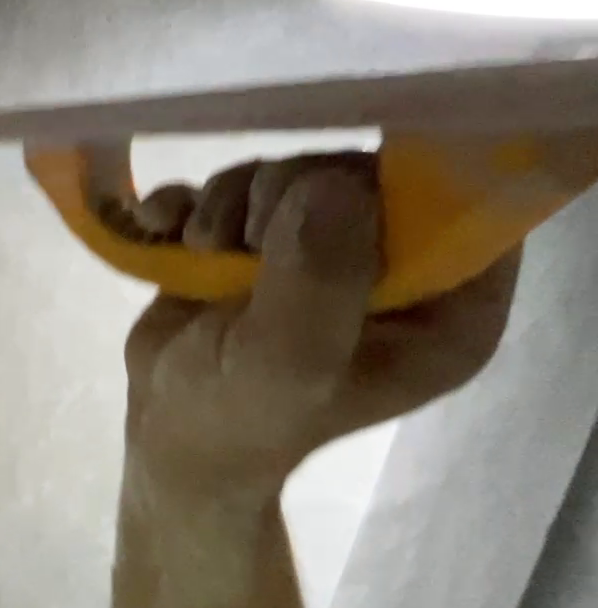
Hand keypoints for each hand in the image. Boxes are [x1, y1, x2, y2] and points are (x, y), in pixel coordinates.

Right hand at [121, 153, 520, 503]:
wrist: (168, 430)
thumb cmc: (240, 414)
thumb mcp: (287, 362)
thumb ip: (318, 281)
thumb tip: (328, 185)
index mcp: (441, 305)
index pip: (449, 207)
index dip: (385, 188)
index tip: (310, 203)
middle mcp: (384, 269)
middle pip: (343, 176)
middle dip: (275, 196)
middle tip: (240, 244)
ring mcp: (305, 251)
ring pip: (271, 176)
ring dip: (219, 203)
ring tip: (196, 250)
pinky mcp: (239, 244)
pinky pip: (214, 189)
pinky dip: (178, 202)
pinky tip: (158, 230)